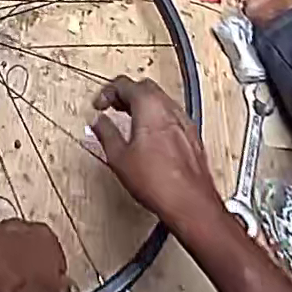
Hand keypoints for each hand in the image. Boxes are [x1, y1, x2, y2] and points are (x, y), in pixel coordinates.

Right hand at [90, 77, 221, 226]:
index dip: (106, 92)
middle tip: (113, 107)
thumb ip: (106, 132)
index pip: (124, 84)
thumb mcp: (119, 157)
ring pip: (160, 100)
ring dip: (142, 105)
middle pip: (144, 87)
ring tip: (129, 122)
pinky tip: (151, 137)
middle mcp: (168, 108)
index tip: (99, 105)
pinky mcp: (193, 137)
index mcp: (148, 105)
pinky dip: (158, 118)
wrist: (192, 207)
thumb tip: (98, 122)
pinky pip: (172, 116)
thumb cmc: (159, 183)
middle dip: (126, 94)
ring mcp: (184, 122)